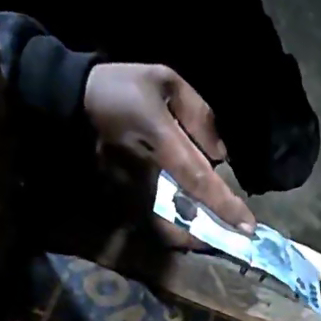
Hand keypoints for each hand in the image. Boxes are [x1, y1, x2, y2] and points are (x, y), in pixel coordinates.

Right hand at [83, 62, 257, 234]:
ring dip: (192, 237)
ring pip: (166, 229)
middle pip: (182, 219)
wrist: (74, 104)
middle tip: (233, 240)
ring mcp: (130, 192)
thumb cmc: (123, 89)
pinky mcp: (121, 199)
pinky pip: (153, 223)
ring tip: (214, 236)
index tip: (246, 227)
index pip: (198, 179)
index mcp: (159, 141)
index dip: (223, 205)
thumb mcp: (165, 81)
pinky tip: (190, 226)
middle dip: (208, 234)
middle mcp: (145, 174)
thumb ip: (199, 115)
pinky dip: (174, 231)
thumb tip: (219, 155)